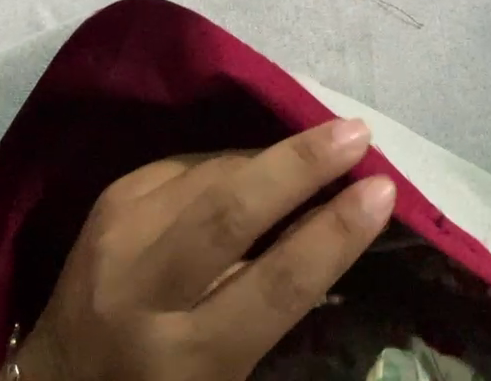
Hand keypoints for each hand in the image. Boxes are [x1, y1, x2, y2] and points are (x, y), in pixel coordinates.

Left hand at [12, 119, 396, 380]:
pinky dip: (229, 160)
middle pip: (229, 211)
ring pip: (207, 174)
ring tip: (322, 140)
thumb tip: (324, 224)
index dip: (333, 235)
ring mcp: (117, 238)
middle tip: (356, 134)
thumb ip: (266, 306)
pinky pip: (183, 164)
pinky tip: (258, 160)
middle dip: (300, 165)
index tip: (381, 191)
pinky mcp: (108, 202)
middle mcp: (143, 292)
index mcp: (186, 360)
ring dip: (270, 155)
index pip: (274, 286)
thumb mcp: (224, 376)